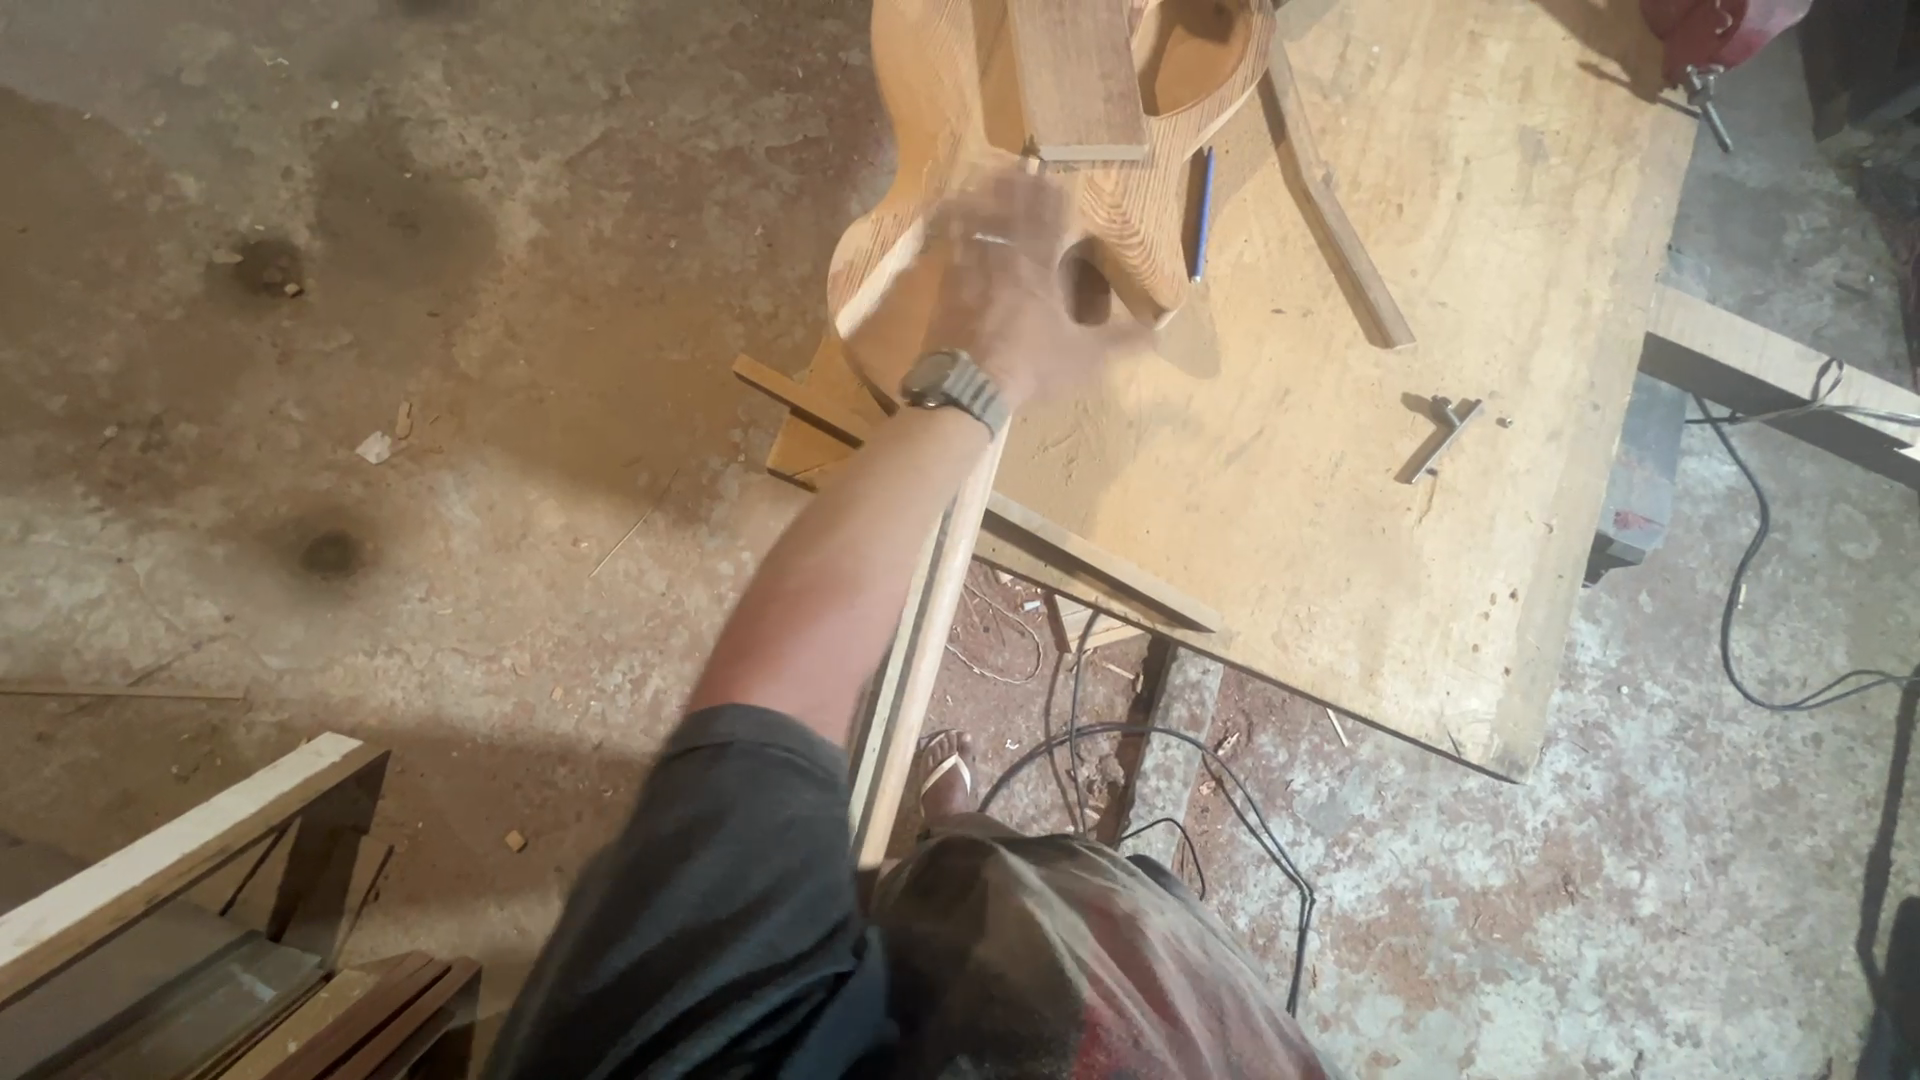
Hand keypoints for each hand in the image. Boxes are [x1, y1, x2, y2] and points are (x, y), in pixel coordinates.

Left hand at [856, 166, 1149, 411]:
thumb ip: (1120, 342)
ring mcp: (970, 272)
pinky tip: (948, 219)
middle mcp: (1004, 262)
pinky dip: (951, 229)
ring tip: (982, 179)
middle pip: (1010, 214)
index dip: (1050, 199)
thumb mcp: (1084, 359)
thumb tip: (1157, 332)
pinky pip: (949, 248)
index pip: (1048, 223)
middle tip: (1017, 164)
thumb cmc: (1030, 367)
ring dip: (982, 199)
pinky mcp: (944, 288)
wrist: (968, 385)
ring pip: (978, 224)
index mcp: (1040, 271)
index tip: (1052, 177)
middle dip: (1016, 188)